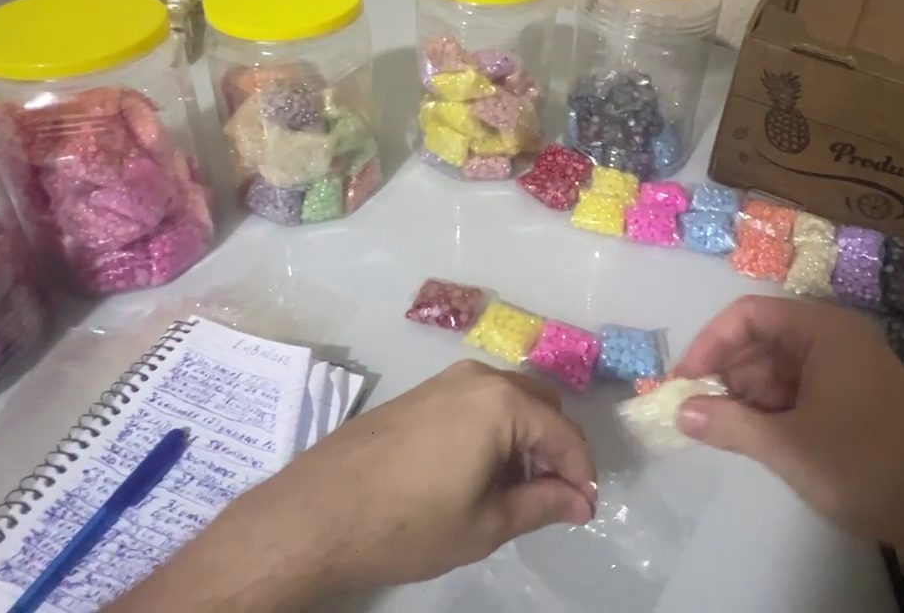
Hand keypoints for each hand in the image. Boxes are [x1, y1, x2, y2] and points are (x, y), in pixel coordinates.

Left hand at [112, 360, 597, 612]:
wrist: (317, 513)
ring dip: (526, 438)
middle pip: (541, 405)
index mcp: (502, 403)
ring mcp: (446, 380)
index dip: (581, 472)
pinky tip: (481, 470)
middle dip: (556, 449)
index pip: (564, 432)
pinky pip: (479, 401)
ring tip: (518, 489)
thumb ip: (542, 505)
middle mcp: (479, 378)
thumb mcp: (485, 525)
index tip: (586, 508)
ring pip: (510, 400)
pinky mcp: (423, 392)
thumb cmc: (408, 523)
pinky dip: (496, 429)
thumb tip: (581, 501)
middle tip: (555, 497)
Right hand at [671, 295, 903, 545]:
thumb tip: (681, 413)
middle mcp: (835, 337)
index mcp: (821, 329)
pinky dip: (778, 409)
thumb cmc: (866, 463)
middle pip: (764, 338)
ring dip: (752, 395)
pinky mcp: (859, 397)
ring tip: (734, 433)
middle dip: (730, 373)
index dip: (710, 344)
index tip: (684, 383)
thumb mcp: (788, 447)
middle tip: (704, 414)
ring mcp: (850, 367)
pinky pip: (804, 389)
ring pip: (782, 367)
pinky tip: (767, 440)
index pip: (749, 314)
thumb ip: (729, 425)